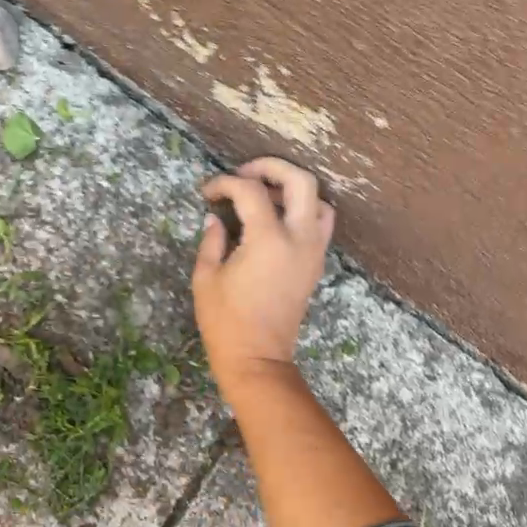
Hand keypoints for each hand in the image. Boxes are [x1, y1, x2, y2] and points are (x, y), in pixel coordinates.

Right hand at [192, 158, 336, 396]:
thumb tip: (215, 218)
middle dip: (270, 168)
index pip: (250, 191)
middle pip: (300, 180)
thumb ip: (212, 241)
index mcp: (268, 239)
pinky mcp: (315, 264)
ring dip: (291, 189)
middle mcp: (299, 238)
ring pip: (317, 200)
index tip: (207, 193)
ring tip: (263, 196)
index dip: (225, 183)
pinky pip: (319, 223)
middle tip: (242, 174)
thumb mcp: (206, 277)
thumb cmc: (225, 321)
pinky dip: (302, 211)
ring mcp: (313, 251)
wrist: (257, 358)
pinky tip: (275, 220)